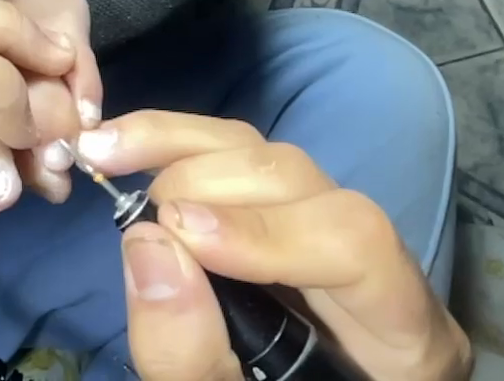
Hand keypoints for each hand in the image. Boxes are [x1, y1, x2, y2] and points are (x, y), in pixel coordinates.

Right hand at [75, 112, 472, 380]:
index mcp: (400, 332)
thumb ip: (192, 360)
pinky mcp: (263, 205)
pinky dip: (164, 144)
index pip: (357, 245)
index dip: (265, 230)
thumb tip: (148, 244)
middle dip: (202, 184)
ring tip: (103, 154)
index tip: (178, 234)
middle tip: (136, 216)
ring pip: (256, 151)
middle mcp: (368, 260)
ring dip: (172, 145)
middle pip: (298, 180)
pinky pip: (222, 153)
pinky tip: (118, 148)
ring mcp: (313, 221)